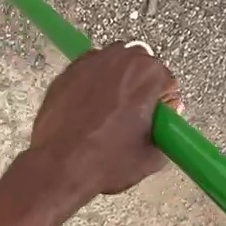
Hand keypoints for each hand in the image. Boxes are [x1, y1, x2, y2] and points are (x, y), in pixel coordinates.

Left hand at [16, 42, 178, 211]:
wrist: (59, 167)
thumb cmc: (101, 161)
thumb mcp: (150, 157)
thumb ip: (167, 135)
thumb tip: (164, 128)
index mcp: (146, 74)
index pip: (166, 80)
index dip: (162, 102)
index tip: (155, 116)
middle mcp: (119, 59)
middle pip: (140, 66)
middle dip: (139, 87)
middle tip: (132, 116)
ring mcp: (89, 63)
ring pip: (112, 66)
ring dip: (115, 83)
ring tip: (108, 115)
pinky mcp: (66, 73)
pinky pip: (87, 74)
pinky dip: (91, 87)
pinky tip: (88, 113)